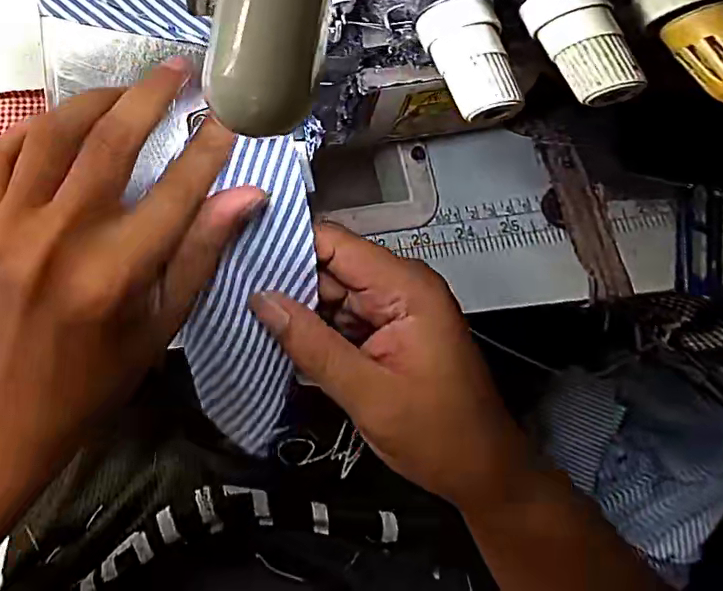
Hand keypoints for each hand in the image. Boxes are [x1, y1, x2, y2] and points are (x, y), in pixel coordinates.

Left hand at [0, 58, 266, 460]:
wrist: (8, 405)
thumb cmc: (98, 372)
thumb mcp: (163, 323)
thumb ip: (202, 250)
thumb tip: (248, 193)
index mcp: (113, 275)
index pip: (174, 192)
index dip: (208, 146)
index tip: (226, 112)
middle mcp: (58, 241)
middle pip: (108, 142)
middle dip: (150, 95)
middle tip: (177, 69)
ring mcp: (9, 226)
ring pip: (52, 133)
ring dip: (94, 100)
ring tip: (125, 93)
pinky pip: (3, 149)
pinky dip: (36, 126)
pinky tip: (63, 125)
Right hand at [248, 222, 532, 510]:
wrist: (487, 478)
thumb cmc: (440, 437)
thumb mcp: (369, 394)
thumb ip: (312, 344)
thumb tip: (260, 299)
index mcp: (405, 286)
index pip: (334, 243)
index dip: (287, 245)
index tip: (242, 255)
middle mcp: (398, 284)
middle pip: (327, 265)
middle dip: (285, 281)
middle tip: (235, 291)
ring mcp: (391, 305)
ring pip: (328, 290)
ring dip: (296, 307)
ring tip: (247, 314)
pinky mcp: (385, 326)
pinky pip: (339, 314)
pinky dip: (313, 327)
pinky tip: (279, 337)